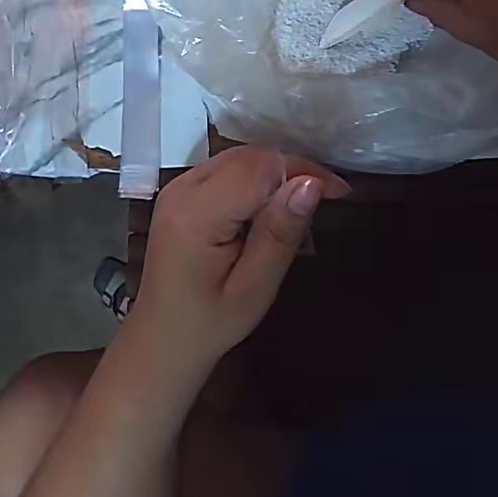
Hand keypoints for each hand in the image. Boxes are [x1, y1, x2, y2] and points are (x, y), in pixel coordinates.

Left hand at [123, 147, 351, 376]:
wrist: (161, 339)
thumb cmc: (210, 323)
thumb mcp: (254, 288)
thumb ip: (280, 232)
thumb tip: (310, 184)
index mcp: (195, 214)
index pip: (257, 168)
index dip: (300, 170)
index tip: (336, 192)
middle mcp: (181, 189)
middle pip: (247, 157)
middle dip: (290, 169)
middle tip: (326, 196)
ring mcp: (177, 186)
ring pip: (238, 157)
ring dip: (274, 172)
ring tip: (304, 201)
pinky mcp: (180, 190)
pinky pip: (226, 167)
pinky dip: (255, 177)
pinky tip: (271, 204)